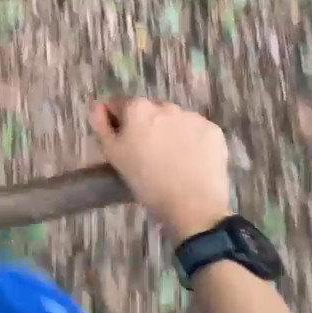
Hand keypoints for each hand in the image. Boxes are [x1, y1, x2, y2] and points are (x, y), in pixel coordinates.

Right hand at [91, 97, 232, 241]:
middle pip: (148, 111)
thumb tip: (97, 105)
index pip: (119, 105)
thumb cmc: (146, 181)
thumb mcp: (112, 154)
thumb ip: (100, 124)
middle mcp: (164, 105)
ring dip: (169, 131)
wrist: (193, 208)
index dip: (118, 123)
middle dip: (145, 126)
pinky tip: (190, 160)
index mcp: (137, 107)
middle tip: (147, 153)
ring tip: (171, 158)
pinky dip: (192, 140)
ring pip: (173, 120)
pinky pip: (195, 130)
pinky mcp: (214, 131)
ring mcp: (192, 117)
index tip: (124, 143)